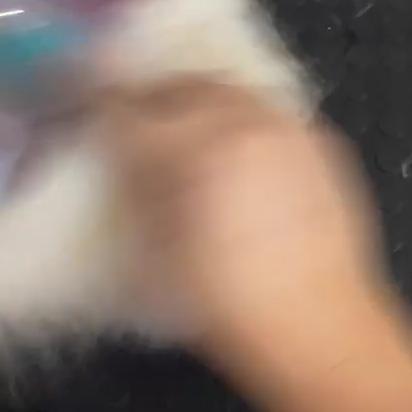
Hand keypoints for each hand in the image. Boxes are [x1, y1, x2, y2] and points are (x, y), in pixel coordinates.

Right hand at [99, 78, 394, 387]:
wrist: (322, 327)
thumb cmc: (227, 308)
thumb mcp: (155, 257)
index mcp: (191, 152)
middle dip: (152, 95)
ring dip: (200, 99)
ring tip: (188, 126)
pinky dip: (245, 119)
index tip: (89, 101)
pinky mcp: (321, 141)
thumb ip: (135, 190)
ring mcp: (286, 128)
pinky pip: (271, 112)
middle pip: (182, 84)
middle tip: (137, 116)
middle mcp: (241, 125)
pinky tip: (241, 149)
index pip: (128, 106)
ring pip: (230, 89)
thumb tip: (122, 156)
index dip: (102, 100)